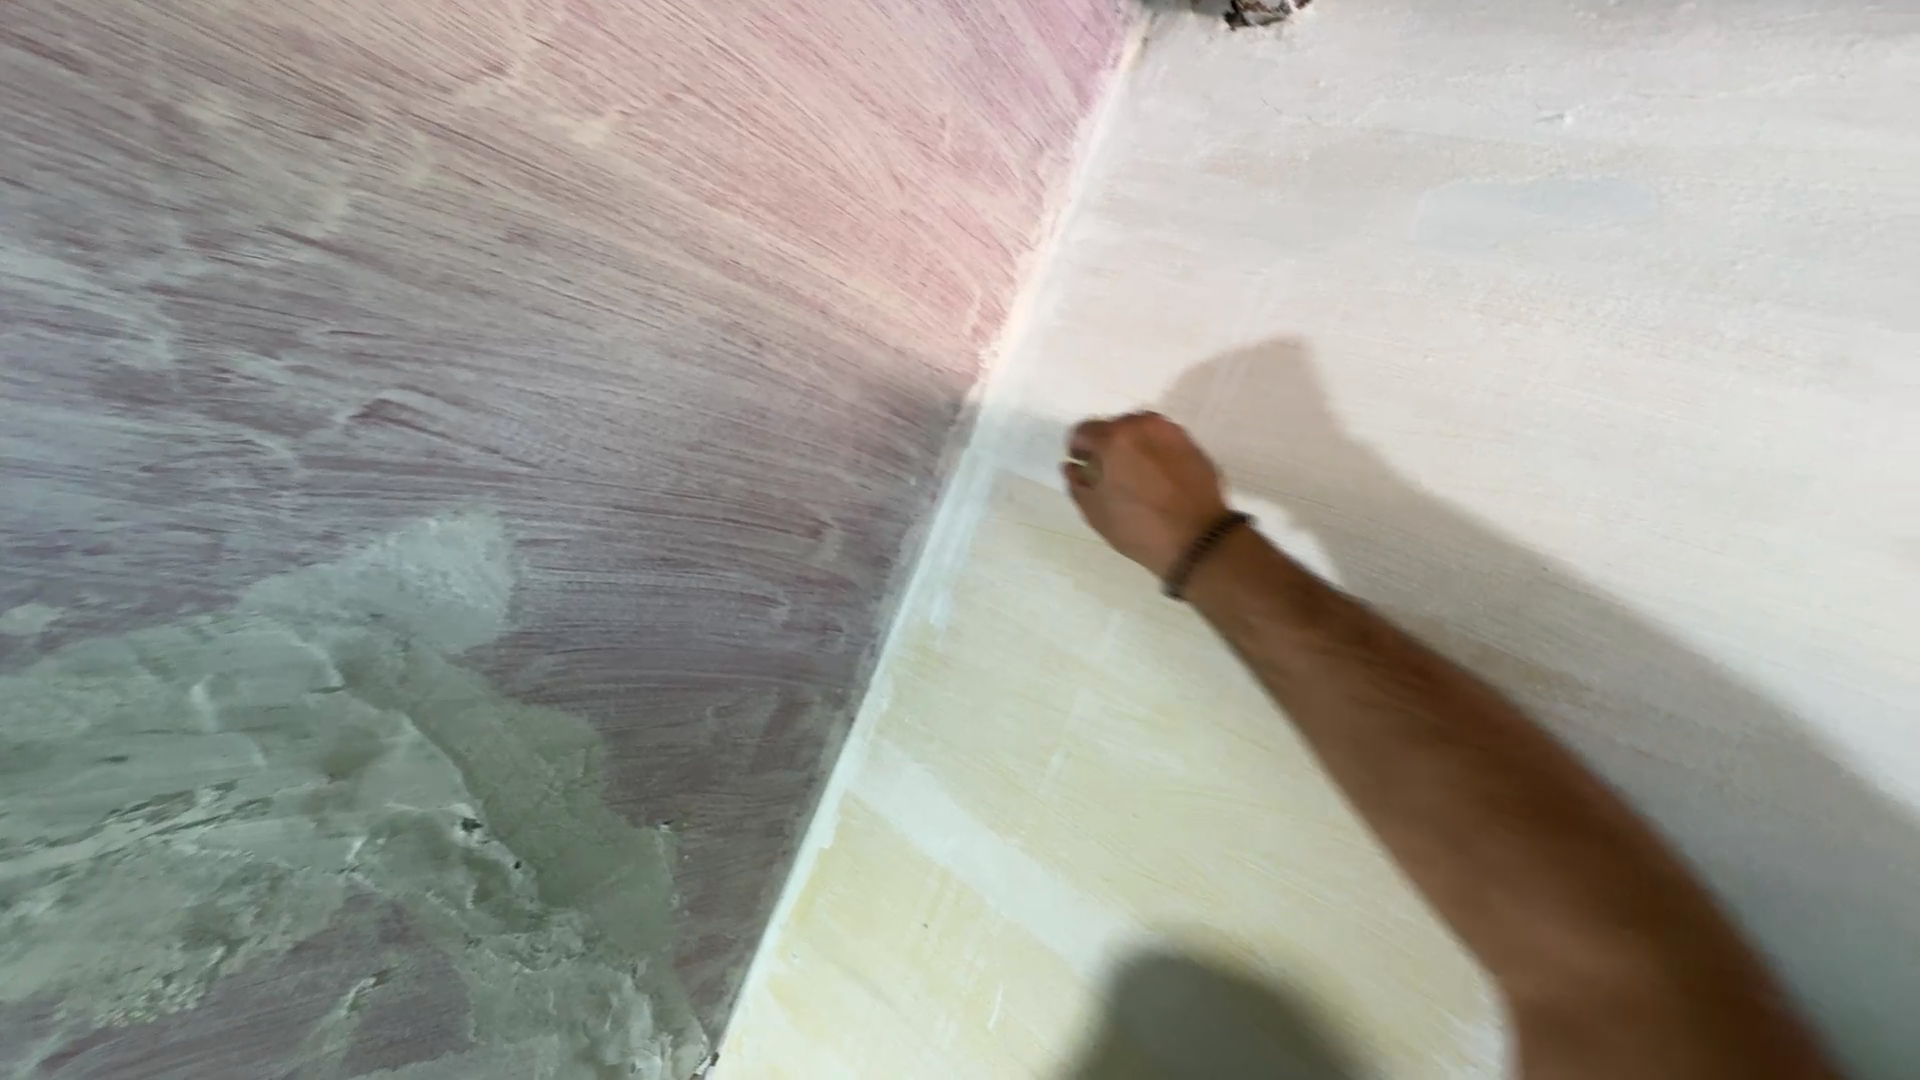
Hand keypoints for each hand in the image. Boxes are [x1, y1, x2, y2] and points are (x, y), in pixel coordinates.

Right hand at [1064, 412, 1230, 578]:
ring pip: (1140, 431)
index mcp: (1113, 438)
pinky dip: (1154, 453)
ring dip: (1131, 447)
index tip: (1083, 468)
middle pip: (1113, 427)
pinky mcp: (1192, 444)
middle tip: (1109, 475)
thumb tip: (1072, 467)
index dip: (1078, 450)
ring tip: (1135, 476)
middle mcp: (1142, 425)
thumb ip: (1077, 484)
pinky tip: (1158, 480)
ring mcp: (1171, 432)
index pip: (1083, 431)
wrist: (1198, 539)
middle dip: (1106, 447)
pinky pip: (1163, 441)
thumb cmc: (1138, 527)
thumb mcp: (1096, 512)